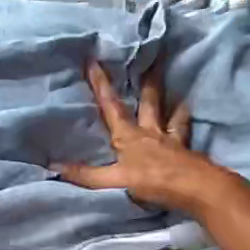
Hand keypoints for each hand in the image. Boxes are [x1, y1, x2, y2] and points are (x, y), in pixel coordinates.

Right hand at [57, 60, 247, 215]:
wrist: (195, 189)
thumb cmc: (152, 181)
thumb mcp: (114, 180)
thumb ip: (87, 175)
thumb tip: (54, 166)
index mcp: (129, 137)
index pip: (111, 107)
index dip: (101, 84)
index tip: (94, 60)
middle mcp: (151, 133)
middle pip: (150, 102)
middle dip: (148, 83)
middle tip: (154, 60)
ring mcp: (172, 141)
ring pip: (173, 116)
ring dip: (174, 105)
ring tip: (180, 94)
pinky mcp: (188, 153)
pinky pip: (186, 135)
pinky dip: (188, 127)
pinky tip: (190, 127)